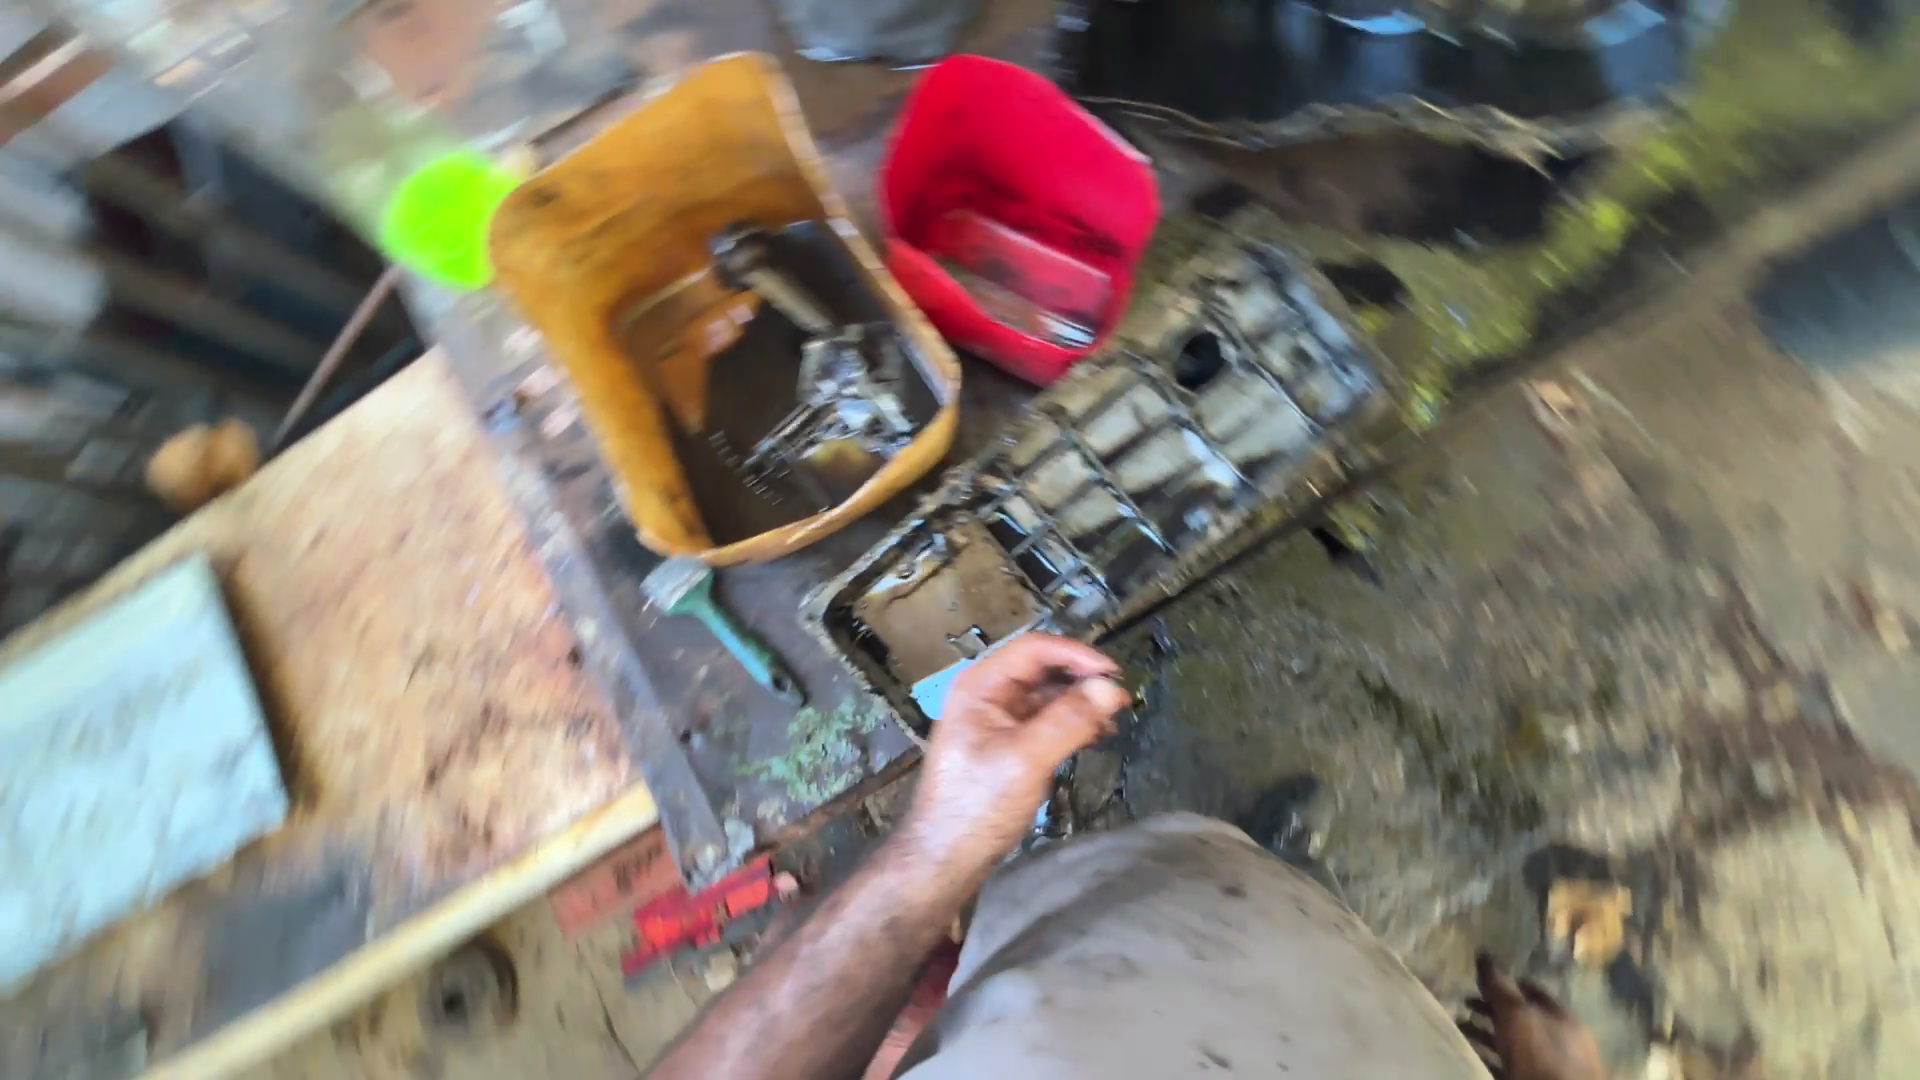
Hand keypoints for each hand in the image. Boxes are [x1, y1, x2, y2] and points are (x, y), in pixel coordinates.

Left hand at [902, 634, 1129, 873]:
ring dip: (1079, 703)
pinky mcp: (1006, 742)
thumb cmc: (977, 805)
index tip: (1113, 672)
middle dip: (1081, 680)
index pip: (1033, 649)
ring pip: (1046, 695)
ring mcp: (996, 718)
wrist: (945, 856)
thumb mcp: (1026, 760)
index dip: (1075, 654)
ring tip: (1111, 721)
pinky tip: (1094, 736)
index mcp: (980, 685)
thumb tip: (1111, 689)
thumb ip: (1068, 721)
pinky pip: (1043, 720)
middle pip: (1041, 669)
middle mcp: (987, 693)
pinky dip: (1070, 723)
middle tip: (1119, 699)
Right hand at [1466, 954, 1604, 1079]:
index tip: (1477, 979)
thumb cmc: (1539, 1054)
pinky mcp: (1536, 1079)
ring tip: (1462, 1025)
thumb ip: (1499, 984)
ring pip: (1513, 1039)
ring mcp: (1551, 1064)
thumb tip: (1483, 954)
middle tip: (1466, 1002)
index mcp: (1563, 1017)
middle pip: (1520, 1014)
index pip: (1530, 988)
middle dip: (1491, 1006)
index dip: (1503, 981)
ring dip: (1486, 1030)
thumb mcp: (1516, 1013)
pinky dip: (1488, 1052)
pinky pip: (1507, 1061)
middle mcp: (1561, 1038)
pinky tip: (1472, 1048)